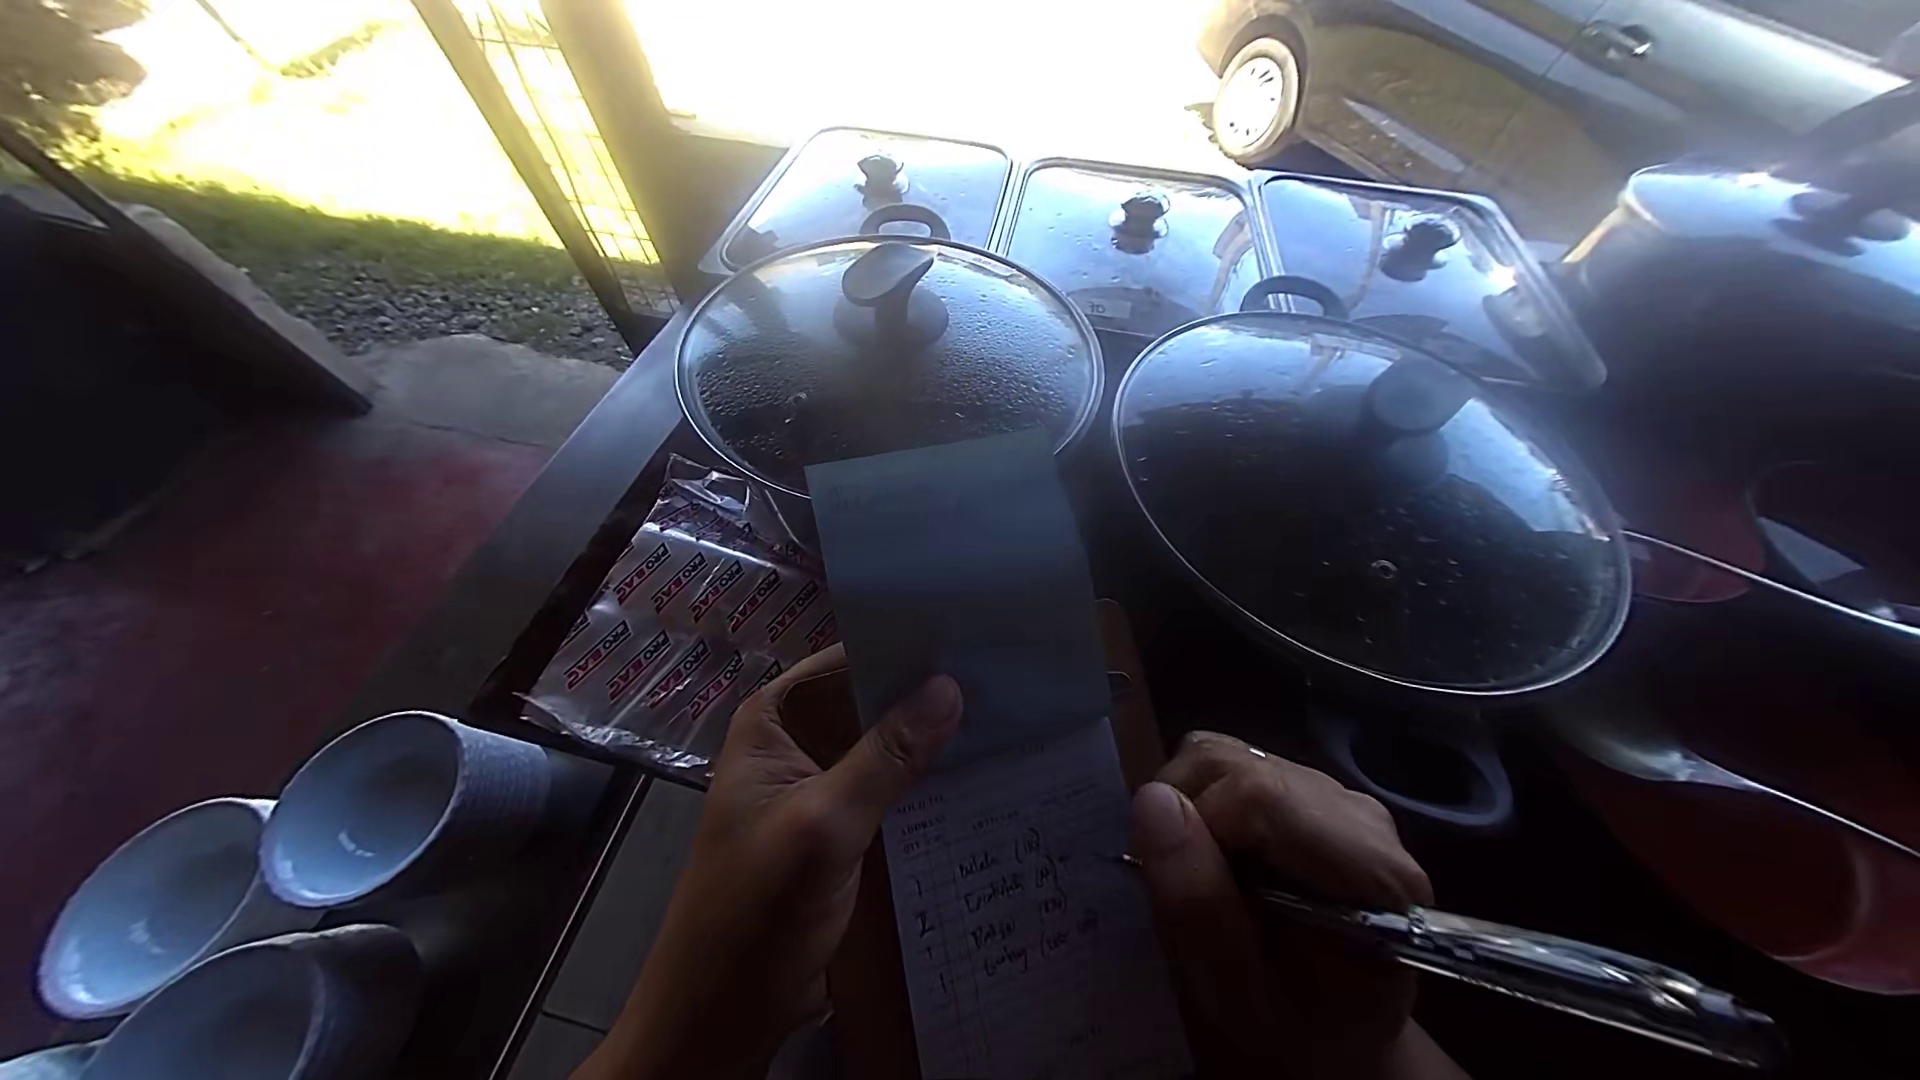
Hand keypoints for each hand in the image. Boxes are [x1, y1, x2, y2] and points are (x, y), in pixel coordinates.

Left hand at [575, 644, 961, 1079]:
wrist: (721, 1019)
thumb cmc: (756, 911)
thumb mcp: (824, 825)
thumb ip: (886, 755)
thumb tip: (951, 686)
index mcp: (774, 719)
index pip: (847, 660)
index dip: (904, 646)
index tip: (970, 637)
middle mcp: (797, 738)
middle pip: (871, 698)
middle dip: (928, 690)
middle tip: (1002, 674)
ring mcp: (820, 782)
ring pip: (886, 741)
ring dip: (932, 734)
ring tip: (1006, 712)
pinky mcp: (843, 821)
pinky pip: (892, 782)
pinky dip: (927, 775)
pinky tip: (979, 767)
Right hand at [1134, 732, 1463, 1079]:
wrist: (1326, 1021)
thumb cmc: (1292, 1026)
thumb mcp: (1238, 997)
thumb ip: (1198, 907)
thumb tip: (1152, 800)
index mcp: (1372, 873)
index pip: (1261, 797)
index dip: (1196, 823)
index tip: (1172, 875)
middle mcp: (1357, 814)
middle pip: (1236, 767)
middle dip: (1182, 810)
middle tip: (1176, 876)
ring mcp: (1326, 788)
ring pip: (1220, 752)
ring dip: (1183, 799)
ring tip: (1197, 863)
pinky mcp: (1295, 776)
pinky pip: (1220, 755)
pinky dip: (1193, 791)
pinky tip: (1211, 841)